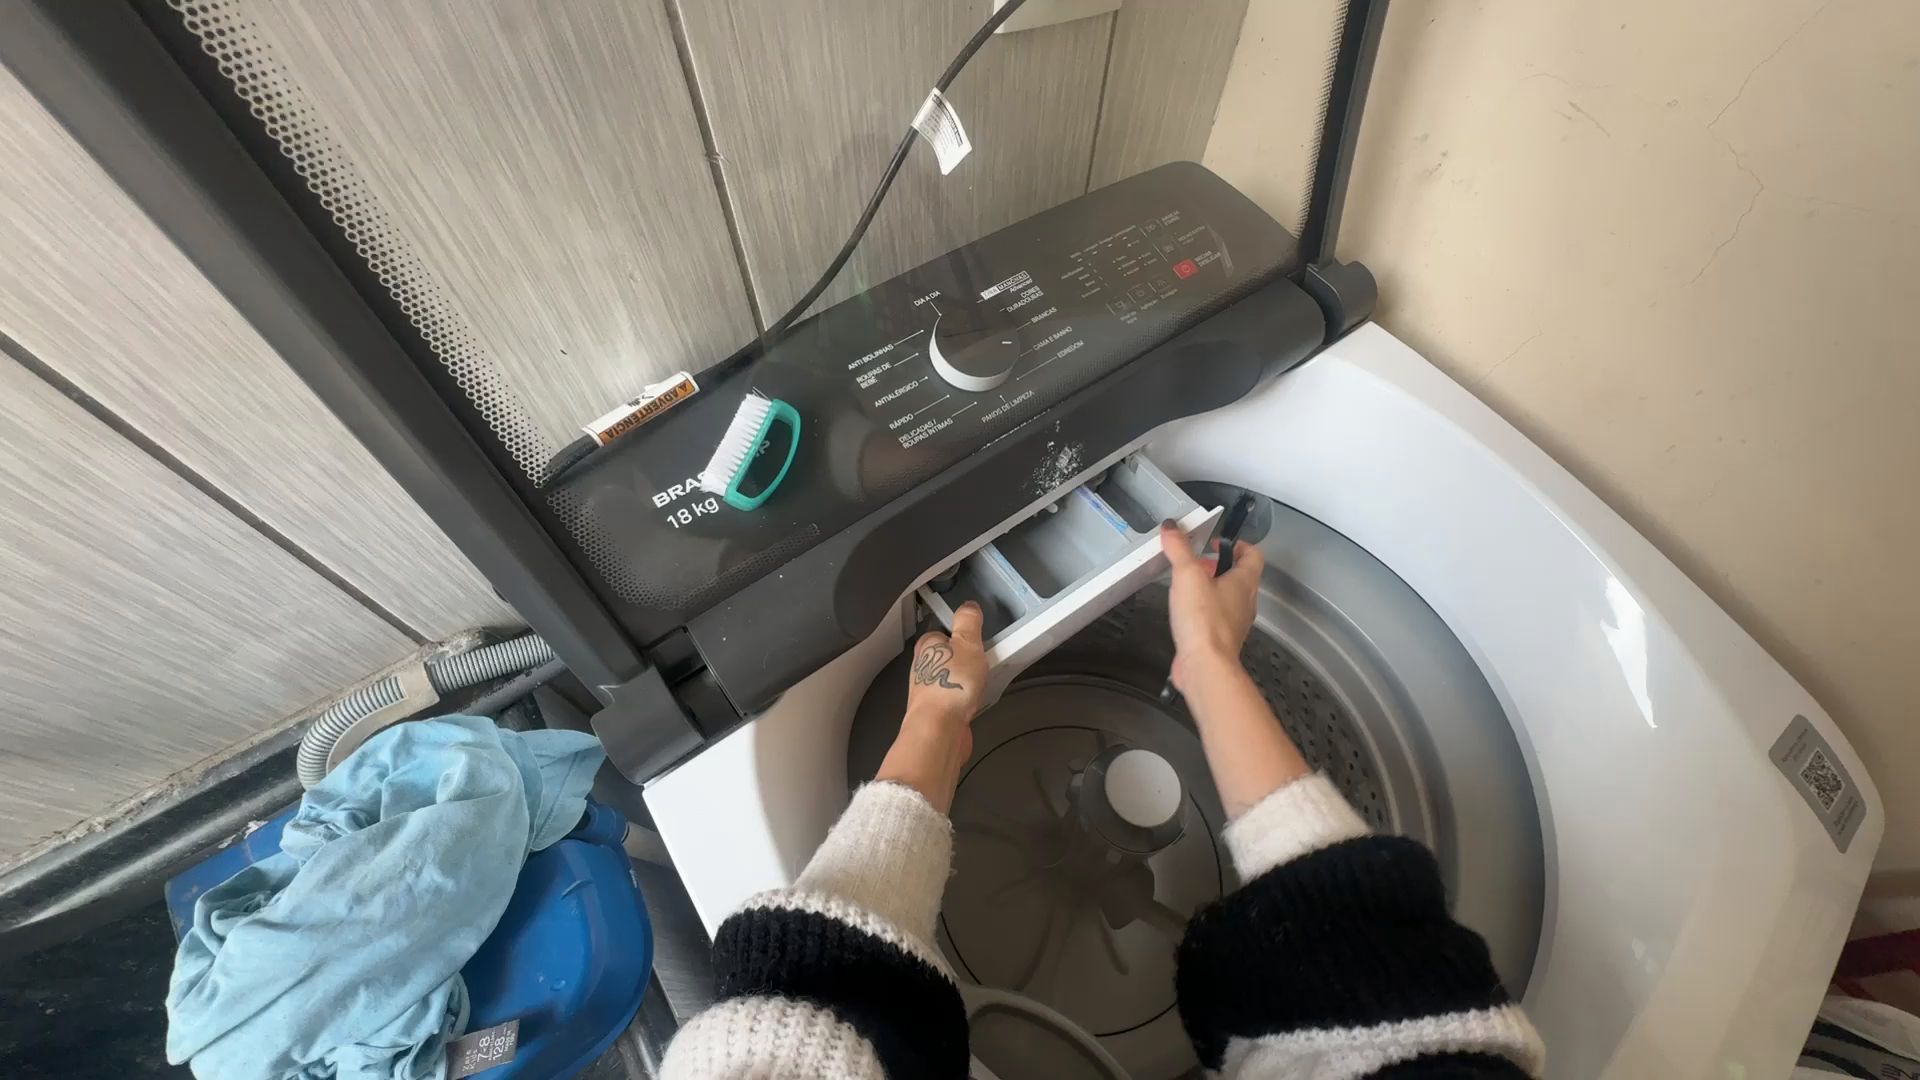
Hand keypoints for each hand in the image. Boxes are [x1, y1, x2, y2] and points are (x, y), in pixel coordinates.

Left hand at [876, 601, 987, 813]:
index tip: (976, 638)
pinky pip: (954, 701)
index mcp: (927, 646)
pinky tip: (975, 703)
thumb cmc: (950, 684)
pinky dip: (965, 701)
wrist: (940, 729)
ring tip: (981, 683)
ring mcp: (928, 692)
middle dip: (964, 661)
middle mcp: (923, 668)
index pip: (942, 633)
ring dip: (965, 682)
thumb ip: (968, 622)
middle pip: (946, 658)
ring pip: (950, 680)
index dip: (960, 635)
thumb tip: (968, 606)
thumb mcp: (967, 643)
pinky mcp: (936, 714)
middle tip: (983, 661)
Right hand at [1160, 520, 1264, 694]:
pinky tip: (1184, 611)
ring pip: (1227, 597)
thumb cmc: (1204, 622)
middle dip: (1218, 566)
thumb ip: (1179, 549)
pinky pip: (1215, 617)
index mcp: (1244, 582)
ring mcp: (1234, 622)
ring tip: (1186, 584)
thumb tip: (1172, 528)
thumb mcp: (1188, 575)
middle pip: (1239, 576)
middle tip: (1196, 562)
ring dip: (1210, 588)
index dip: (1238, 544)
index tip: (1217, 542)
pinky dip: (1202, 610)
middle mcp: (1244, 602)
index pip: (1253, 555)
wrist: (1205, 666)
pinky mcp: (1219, 639)